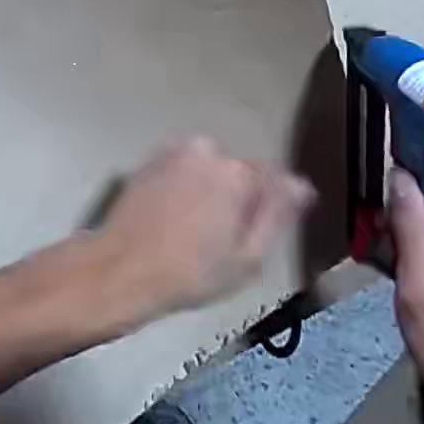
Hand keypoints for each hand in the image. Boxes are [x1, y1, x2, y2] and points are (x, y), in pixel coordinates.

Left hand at [90, 136, 314, 331]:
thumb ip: (278, 215)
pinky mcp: (149, 160)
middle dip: (236, 195)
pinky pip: (181, 169)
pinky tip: (173, 218)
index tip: (256, 230)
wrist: (122, 269)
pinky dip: (183, 186)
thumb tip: (301, 186)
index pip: (272, 177)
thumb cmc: (191, 273)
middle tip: (221, 237)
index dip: (268, 205)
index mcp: (237, 172)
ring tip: (194, 230)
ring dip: (208, 189)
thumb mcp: (248, 258)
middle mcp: (207, 150)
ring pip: (208, 168)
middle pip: (237, 171)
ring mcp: (174, 151)